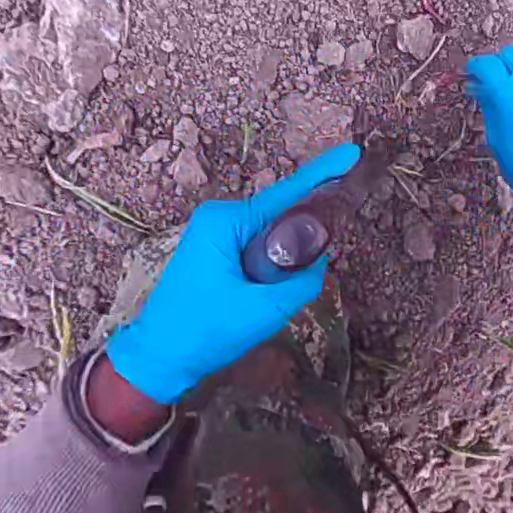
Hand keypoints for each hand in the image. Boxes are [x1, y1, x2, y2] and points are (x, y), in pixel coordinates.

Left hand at [105, 143, 360, 404]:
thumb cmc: (204, 333)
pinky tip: (282, 280)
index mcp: (227, 221)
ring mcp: (218, 232)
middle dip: (311, 225)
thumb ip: (304, 282)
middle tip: (332, 245)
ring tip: (290, 283)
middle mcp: (221, 217)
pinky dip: (278, 258)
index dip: (324, 173)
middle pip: (283, 211)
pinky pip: (261, 243)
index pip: (287, 193)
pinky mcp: (220, 249)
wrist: (159, 358)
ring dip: (292, 251)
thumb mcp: (265, 310)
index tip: (353, 153)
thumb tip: (322, 261)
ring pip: (274, 231)